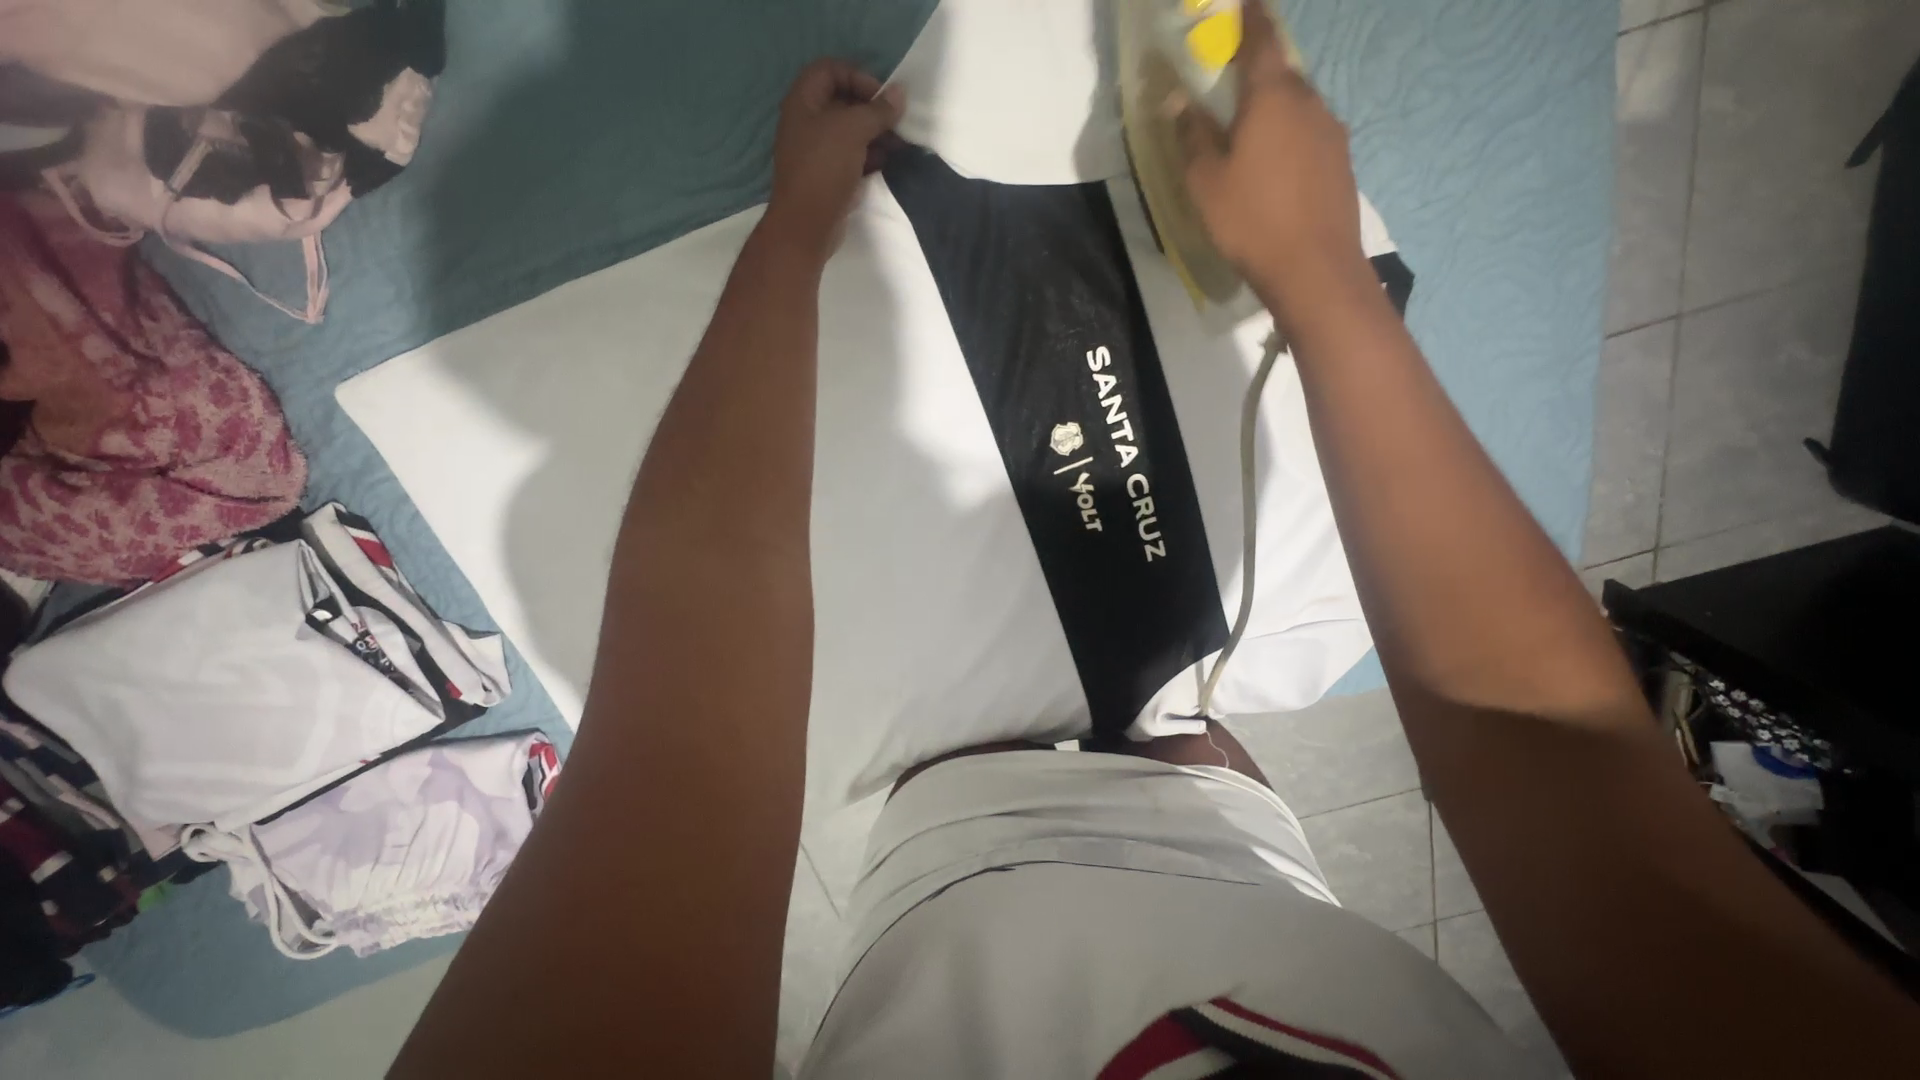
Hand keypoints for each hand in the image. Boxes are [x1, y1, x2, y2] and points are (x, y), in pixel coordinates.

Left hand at [764, 58, 904, 258]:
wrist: (806, 225)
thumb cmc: (824, 168)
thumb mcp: (853, 131)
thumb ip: (877, 111)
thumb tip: (900, 93)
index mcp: (803, 102)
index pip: (830, 70)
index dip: (857, 76)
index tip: (880, 97)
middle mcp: (806, 122)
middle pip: (842, 101)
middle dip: (872, 109)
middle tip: (896, 122)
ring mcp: (816, 151)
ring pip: (849, 131)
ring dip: (875, 134)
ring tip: (898, 145)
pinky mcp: (827, 176)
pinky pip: (851, 156)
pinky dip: (870, 155)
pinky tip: (887, 162)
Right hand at [1177, 3, 1372, 315]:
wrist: (1313, 269)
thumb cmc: (1250, 220)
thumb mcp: (1205, 181)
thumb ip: (1192, 135)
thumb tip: (1179, 99)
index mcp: (1271, 96)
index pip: (1261, 39)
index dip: (1251, 16)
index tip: (1244, 2)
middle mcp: (1309, 102)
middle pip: (1282, 72)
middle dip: (1259, 70)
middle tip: (1234, 84)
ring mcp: (1331, 131)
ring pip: (1299, 105)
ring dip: (1276, 109)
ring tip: (1252, 134)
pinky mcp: (1342, 161)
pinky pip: (1311, 134)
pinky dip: (1291, 137)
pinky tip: (1276, 167)